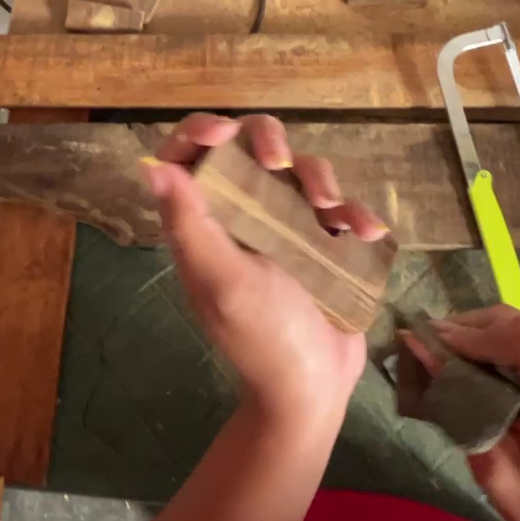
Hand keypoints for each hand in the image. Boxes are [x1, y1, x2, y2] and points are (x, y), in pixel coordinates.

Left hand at [142, 114, 388, 430]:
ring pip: (299, 168)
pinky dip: (355, 213)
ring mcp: (284, 223)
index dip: (199, 132)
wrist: (314, 389)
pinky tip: (368, 233)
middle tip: (280, 162)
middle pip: (249, 147)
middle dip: (267, 140)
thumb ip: (189, 225)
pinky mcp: (322, 236)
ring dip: (320, 177)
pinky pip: (339, 204)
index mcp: (204, 221)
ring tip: (332, 212)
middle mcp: (241, 214)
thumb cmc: (261, 338)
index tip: (223, 131)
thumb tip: (151, 167)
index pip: (187, 157)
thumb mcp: (223, 281)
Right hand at [403, 305, 519, 520]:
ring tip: (448, 350)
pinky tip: (477, 360)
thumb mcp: (496, 474)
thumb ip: (461, 411)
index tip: (436, 344)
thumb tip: (421, 352)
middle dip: (474, 328)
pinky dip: (500, 342)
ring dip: (485, 332)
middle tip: (432, 343)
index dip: (479, 334)